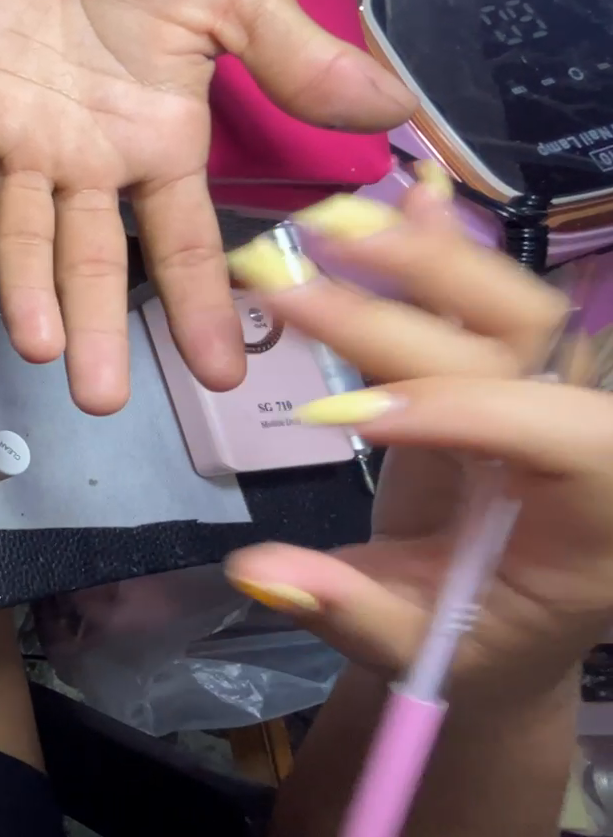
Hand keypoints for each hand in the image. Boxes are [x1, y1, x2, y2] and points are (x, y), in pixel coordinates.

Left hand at [0, 0, 418, 413]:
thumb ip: (290, 59)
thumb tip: (392, 119)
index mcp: (156, 144)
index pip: (178, 241)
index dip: (196, 305)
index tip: (221, 372)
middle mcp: (86, 164)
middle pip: (90, 261)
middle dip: (96, 328)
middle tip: (100, 399)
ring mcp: (22, 144)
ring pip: (20, 233)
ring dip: (24, 290)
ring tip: (38, 348)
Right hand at [224, 175, 612, 702]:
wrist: (489, 620)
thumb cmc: (454, 639)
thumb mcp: (398, 643)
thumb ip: (341, 608)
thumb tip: (256, 571)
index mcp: (595, 519)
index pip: (561, 439)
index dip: (456, 413)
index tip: (332, 413)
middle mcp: (582, 442)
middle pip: (524, 347)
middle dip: (401, 309)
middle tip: (281, 284)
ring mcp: (534, 400)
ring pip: (508, 307)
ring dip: (417, 257)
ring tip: (321, 226)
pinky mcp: (487, 380)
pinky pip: (478, 304)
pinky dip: (442, 247)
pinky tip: (406, 193)